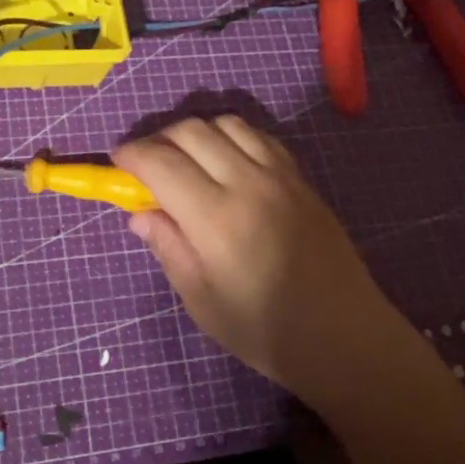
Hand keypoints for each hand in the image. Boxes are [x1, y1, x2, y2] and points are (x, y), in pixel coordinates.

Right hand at [115, 116, 381, 405]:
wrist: (346, 339)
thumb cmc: (266, 331)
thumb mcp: (202, 301)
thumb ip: (168, 248)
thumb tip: (139, 214)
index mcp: (216, 217)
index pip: (161, 162)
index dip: (132, 156)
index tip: (118, 164)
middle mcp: (247, 183)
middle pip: (191, 131)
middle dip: (159, 140)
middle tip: (147, 167)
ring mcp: (280, 176)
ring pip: (226, 124)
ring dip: (197, 134)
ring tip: (187, 162)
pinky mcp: (301, 179)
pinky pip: (259, 137)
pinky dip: (232, 138)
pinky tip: (227, 164)